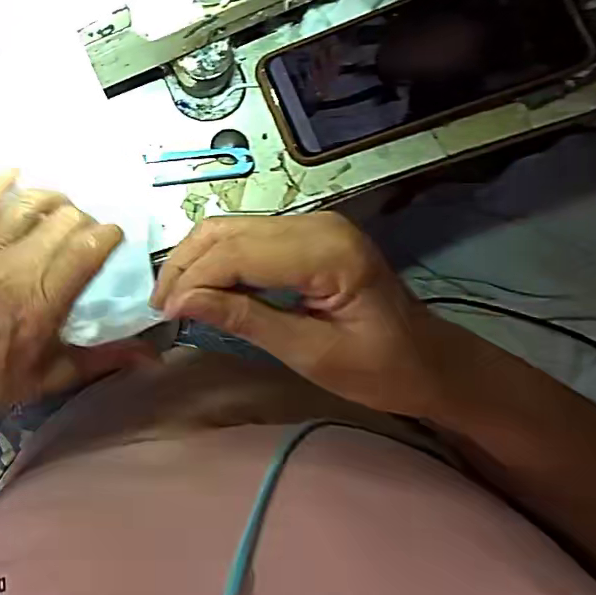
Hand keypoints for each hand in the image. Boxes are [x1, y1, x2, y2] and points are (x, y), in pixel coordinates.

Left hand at [0, 171, 155, 431]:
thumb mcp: (55, 374)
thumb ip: (105, 358)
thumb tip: (154, 355)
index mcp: (43, 299)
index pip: (86, 248)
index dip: (108, 235)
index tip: (115, 237)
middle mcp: (17, 266)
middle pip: (63, 219)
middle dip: (84, 220)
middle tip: (86, 233)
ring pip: (28, 204)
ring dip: (51, 199)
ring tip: (61, 208)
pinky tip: (15, 175)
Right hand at [150, 213, 453, 417]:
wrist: (434, 362)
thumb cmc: (384, 370)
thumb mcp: (312, 354)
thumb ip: (245, 320)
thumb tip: (182, 303)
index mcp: (327, 252)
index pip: (237, 253)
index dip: (193, 281)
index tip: (166, 314)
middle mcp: (314, 224)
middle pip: (225, 232)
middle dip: (184, 267)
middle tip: (161, 307)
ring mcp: (308, 225)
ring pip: (226, 229)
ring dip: (193, 261)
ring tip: (174, 299)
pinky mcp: (301, 234)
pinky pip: (241, 237)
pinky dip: (213, 261)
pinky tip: (201, 288)